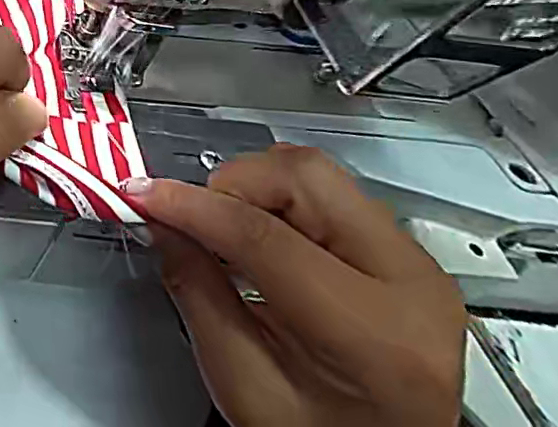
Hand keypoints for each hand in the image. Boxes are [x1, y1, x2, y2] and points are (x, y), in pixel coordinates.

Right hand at [125, 145, 465, 426]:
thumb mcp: (246, 388)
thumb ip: (198, 294)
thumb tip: (161, 222)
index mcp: (374, 335)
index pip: (266, 236)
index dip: (194, 207)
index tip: (147, 194)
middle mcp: (407, 280)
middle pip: (301, 177)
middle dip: (232, 184)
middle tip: (194, 218)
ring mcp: (411, 257)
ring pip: (313, 170)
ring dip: (254, 186)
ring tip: (229, 230)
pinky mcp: (401, 245)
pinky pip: (328, 187)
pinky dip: (279, 194)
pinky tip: (261, 232)